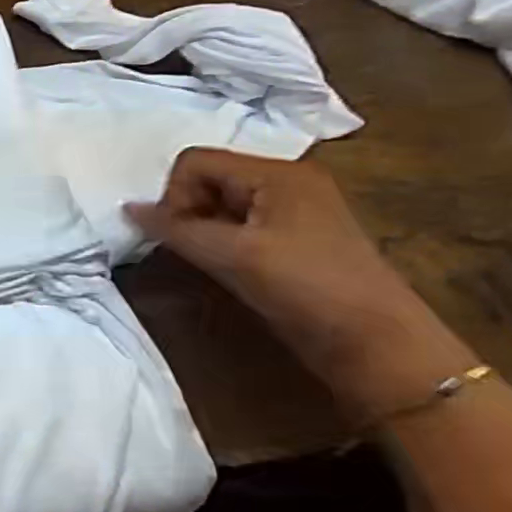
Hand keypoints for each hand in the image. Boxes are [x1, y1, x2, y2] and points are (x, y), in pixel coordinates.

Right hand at [127, 149, 477, 418]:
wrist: (383, 351)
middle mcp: (286, 182)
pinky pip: (242, 226)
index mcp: (278, 171)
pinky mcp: (296, 242)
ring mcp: (293, 213)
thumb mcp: (237, 256)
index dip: (175, 194)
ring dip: (205, 228)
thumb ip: (178, 230)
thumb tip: (128, 209)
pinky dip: (223, 241)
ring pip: (223, 204)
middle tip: (190, 250)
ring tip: (208, 262)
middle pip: (210, 178)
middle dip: (189, 210)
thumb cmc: (310, 290)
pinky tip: (226, 269)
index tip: (174, 236)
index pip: (197, 160)